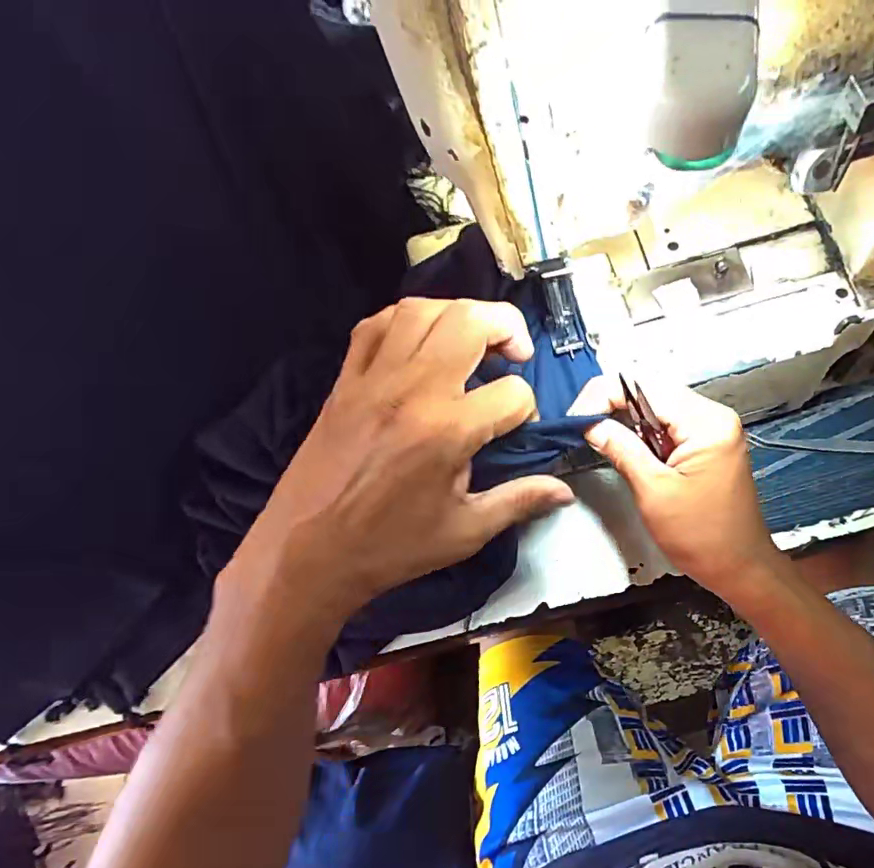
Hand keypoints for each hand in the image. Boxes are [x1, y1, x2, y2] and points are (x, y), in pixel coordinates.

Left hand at [229, 298, 575, 620]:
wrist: (309, 551)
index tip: (519, 432)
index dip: (528, 411)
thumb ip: (519, 500)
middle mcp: (413, 388)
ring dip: (457, 315)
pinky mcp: (344, 381)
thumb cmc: (391, 546)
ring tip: (471, 341)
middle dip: (507, 328)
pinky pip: (375, 325)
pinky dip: (404, 321)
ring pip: (421, 310)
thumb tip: (564, 491)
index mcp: (448, 430)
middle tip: (516, 355)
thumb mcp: (465, 531)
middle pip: (470, 321)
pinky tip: (419, 343)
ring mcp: (373, 378)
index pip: (513, 393)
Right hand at [570, 375, 781, 594]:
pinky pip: (669, 426)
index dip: (604, 395)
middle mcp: (714, 417)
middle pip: (652, 390)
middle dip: (613, 405)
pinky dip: (643, 434)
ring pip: (658, 407)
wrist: (739, 567)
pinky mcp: (707, 445)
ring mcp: (713, 430)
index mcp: (706, 423)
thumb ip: (622, 450)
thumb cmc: (702, 537)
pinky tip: (627, 448)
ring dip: (626, 420)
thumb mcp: (653, 492)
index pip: (646, 385)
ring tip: (600, 438)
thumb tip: (593, 424)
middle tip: (584, 427)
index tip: (579, 417)